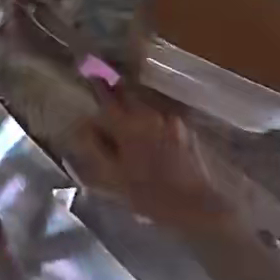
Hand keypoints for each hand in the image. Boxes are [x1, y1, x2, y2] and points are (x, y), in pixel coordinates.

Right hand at [70, 86, 236, 235]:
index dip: (97, 85)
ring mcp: (170, 121)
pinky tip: (150, 142)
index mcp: (129, 125)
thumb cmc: (149, 195)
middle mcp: (150, 115)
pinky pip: (160, 119)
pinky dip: (150, 123)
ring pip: (144, 109)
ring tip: (127, 129)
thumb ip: (95, 146)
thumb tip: (83, 124)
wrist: (196, 206)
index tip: (89, 72)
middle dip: (116, 98)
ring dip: (133, 112)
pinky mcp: (184, 130)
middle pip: (128, 98)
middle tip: (106, 103)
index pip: (108, 98)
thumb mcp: (113, 176)